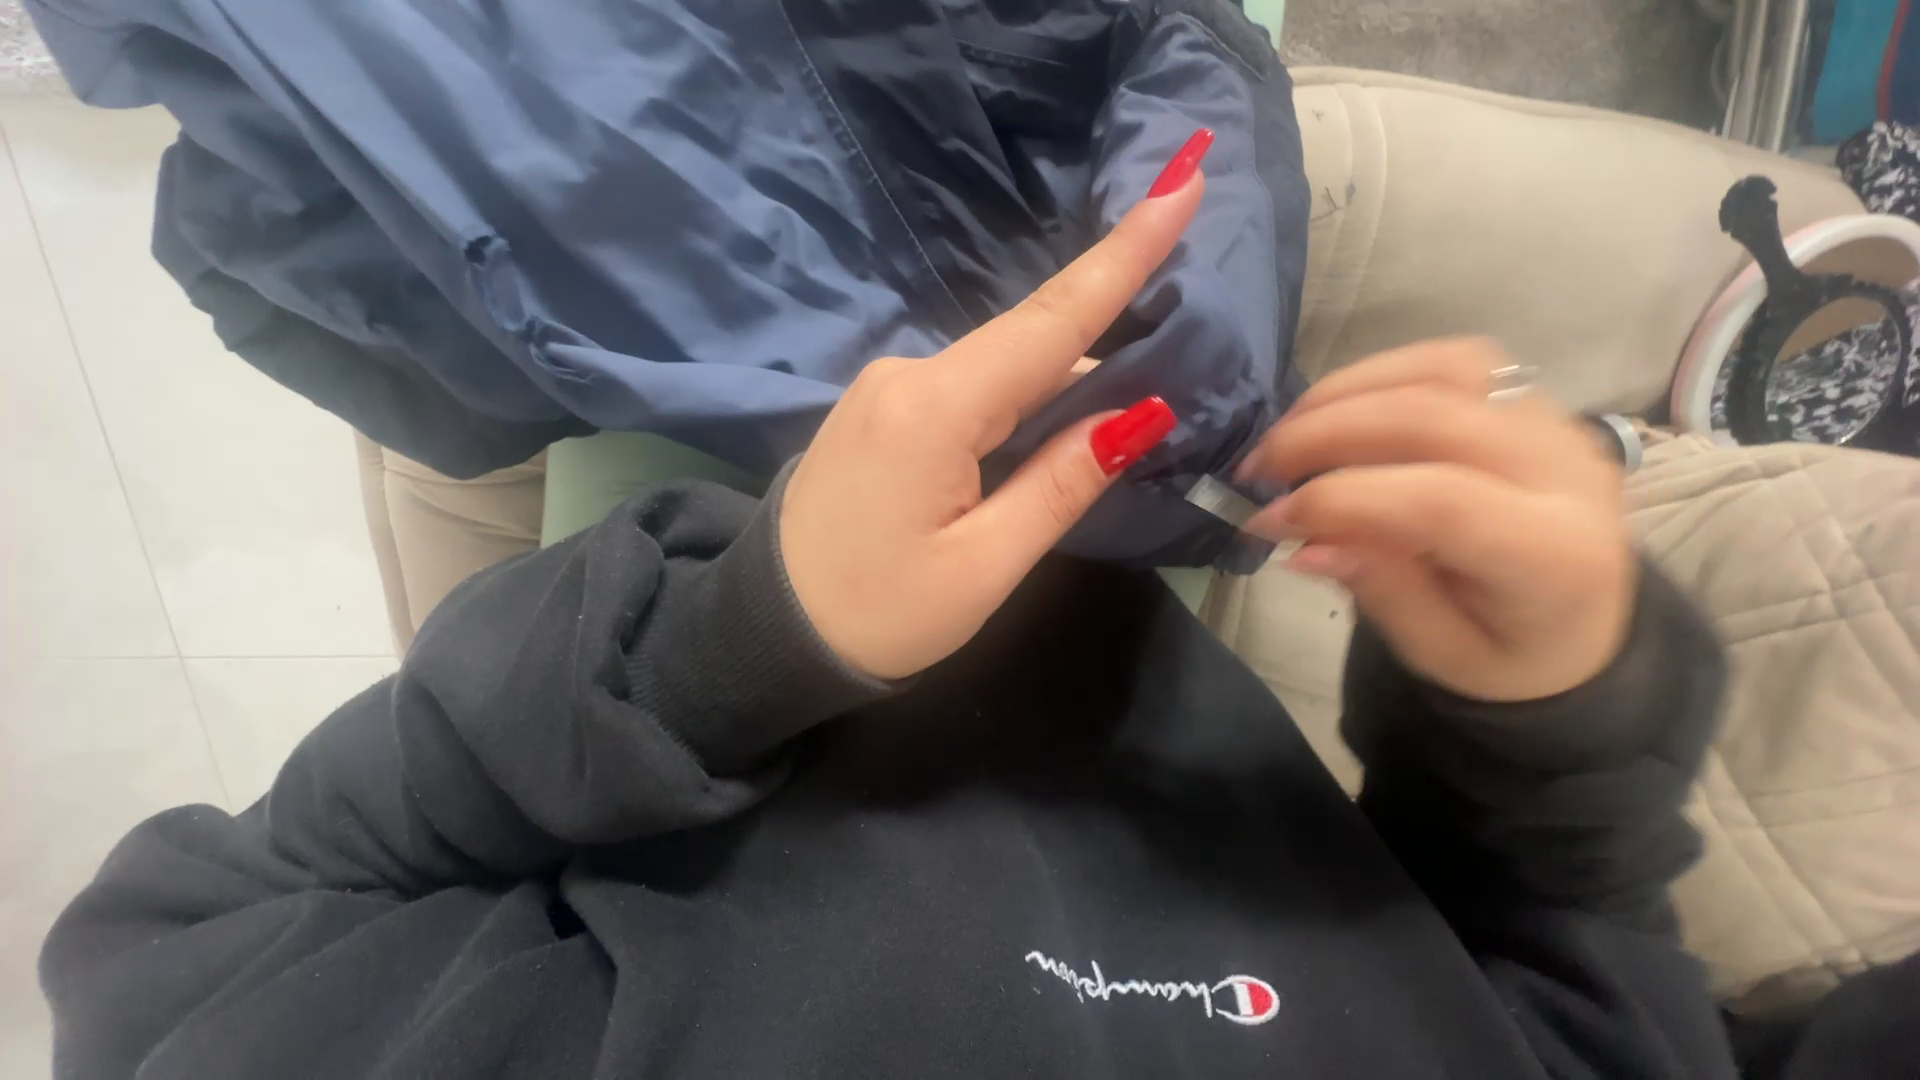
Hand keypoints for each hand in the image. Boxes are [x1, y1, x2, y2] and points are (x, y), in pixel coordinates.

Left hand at [779, 131, 1214, 678]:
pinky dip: (1015, 402)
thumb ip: (1061, 482)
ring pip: (998, 371)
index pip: (1048, 323)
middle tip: (1172, 346)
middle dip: (1102, 340)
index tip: (1181, 181)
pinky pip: (966, 390)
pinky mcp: (878, 412)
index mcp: (934, 409)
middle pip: (1027, 346)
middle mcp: (906, 376)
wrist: (771, 631)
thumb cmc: (880, 614)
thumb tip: (1138, 413)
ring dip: (1058, 383)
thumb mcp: (984, 565)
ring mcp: (884, 389)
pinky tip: (1042, 431)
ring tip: (1112, 416)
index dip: (1123, 255)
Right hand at [1236, 339, 1636, 702]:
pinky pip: (1449, 362)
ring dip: (1344, 394)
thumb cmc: (1503, 650)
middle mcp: (1566, 472)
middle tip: (1257, 468)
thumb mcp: (1437, 649)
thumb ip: (1379, 589)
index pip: (1440, 503)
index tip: (1267, 522)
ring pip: (1441, 372)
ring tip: (1285, 432)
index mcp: (1553, 556)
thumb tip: (1301, 543)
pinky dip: (1377, 376)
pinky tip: (1332, 410)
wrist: (1575, 624)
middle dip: (1323, 433)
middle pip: (1434, 416)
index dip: (1339, 500)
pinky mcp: (1530, 403)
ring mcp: (1554, 425)